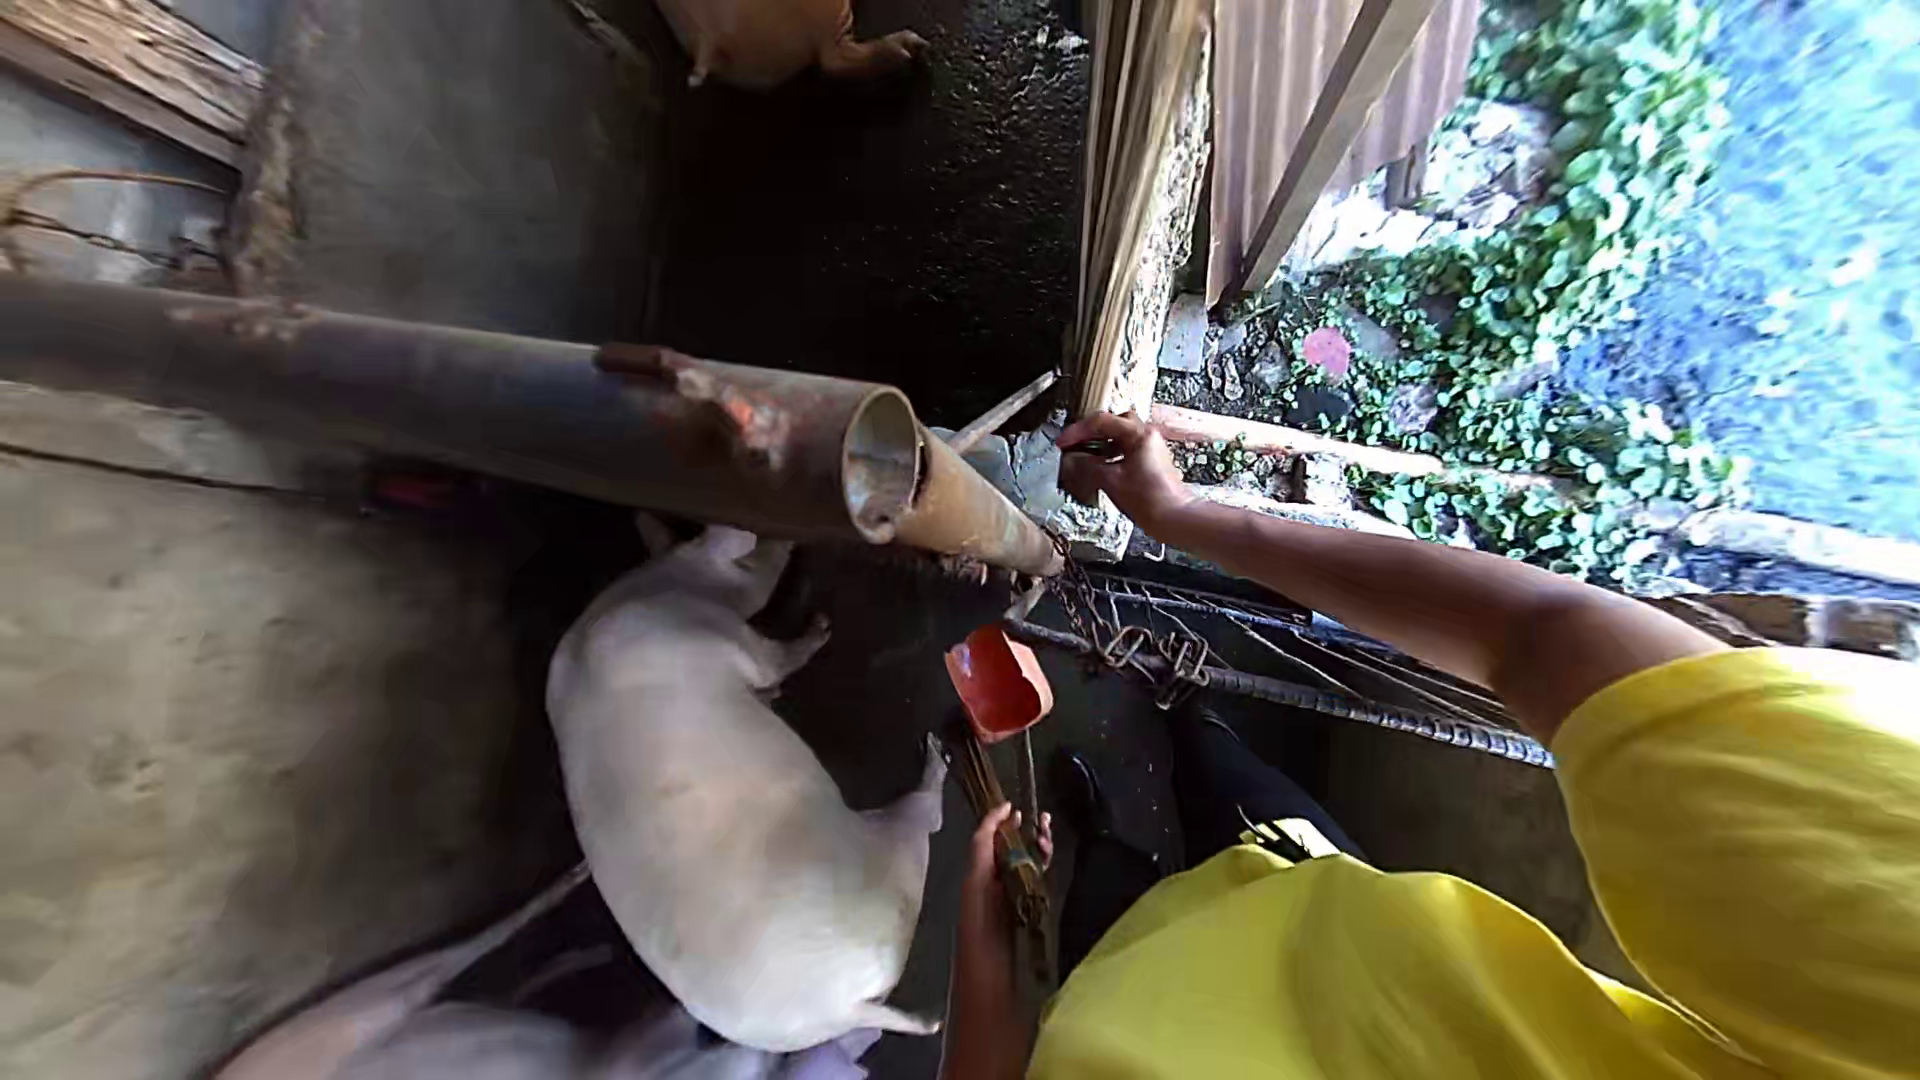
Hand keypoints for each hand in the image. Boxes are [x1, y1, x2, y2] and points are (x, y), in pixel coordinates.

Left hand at [944, 803, 1051, 1079]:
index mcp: (974, 899)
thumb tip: (989, 827)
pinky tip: (1048, 871)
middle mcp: (983, 906)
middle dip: (1015, 835)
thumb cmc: (984, 991)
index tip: (1009, 805)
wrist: (982, 1047)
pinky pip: (1019, 900)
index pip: (978, 850)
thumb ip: (980, 876)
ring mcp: (998, 924)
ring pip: (1012, 878)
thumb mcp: (980, 928)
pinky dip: (1033, 881)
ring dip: (1028, 855)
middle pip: (997, 860)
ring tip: (1049, 835)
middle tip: (1040, 819)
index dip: (990, 824)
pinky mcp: (1010, 941)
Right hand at [1056, 411, 1193, 529]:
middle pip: (1112, 424)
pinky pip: (1125, 450)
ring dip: (1099, 443)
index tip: (1062, 443)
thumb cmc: (1149, 500)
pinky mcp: (1150, 461)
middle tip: (1072, 444)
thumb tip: (1071, 458)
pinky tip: (1098, 466)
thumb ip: (1087, 466)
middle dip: (1089, 432)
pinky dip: (1109, 454)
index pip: (1101, 422)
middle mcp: (1147, 436)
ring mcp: (1150, 448)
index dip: (1077, 432)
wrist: (1174, 518)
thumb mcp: (1110, 481)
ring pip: (1119, 437)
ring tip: (1081, 455)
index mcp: (1139, 434)